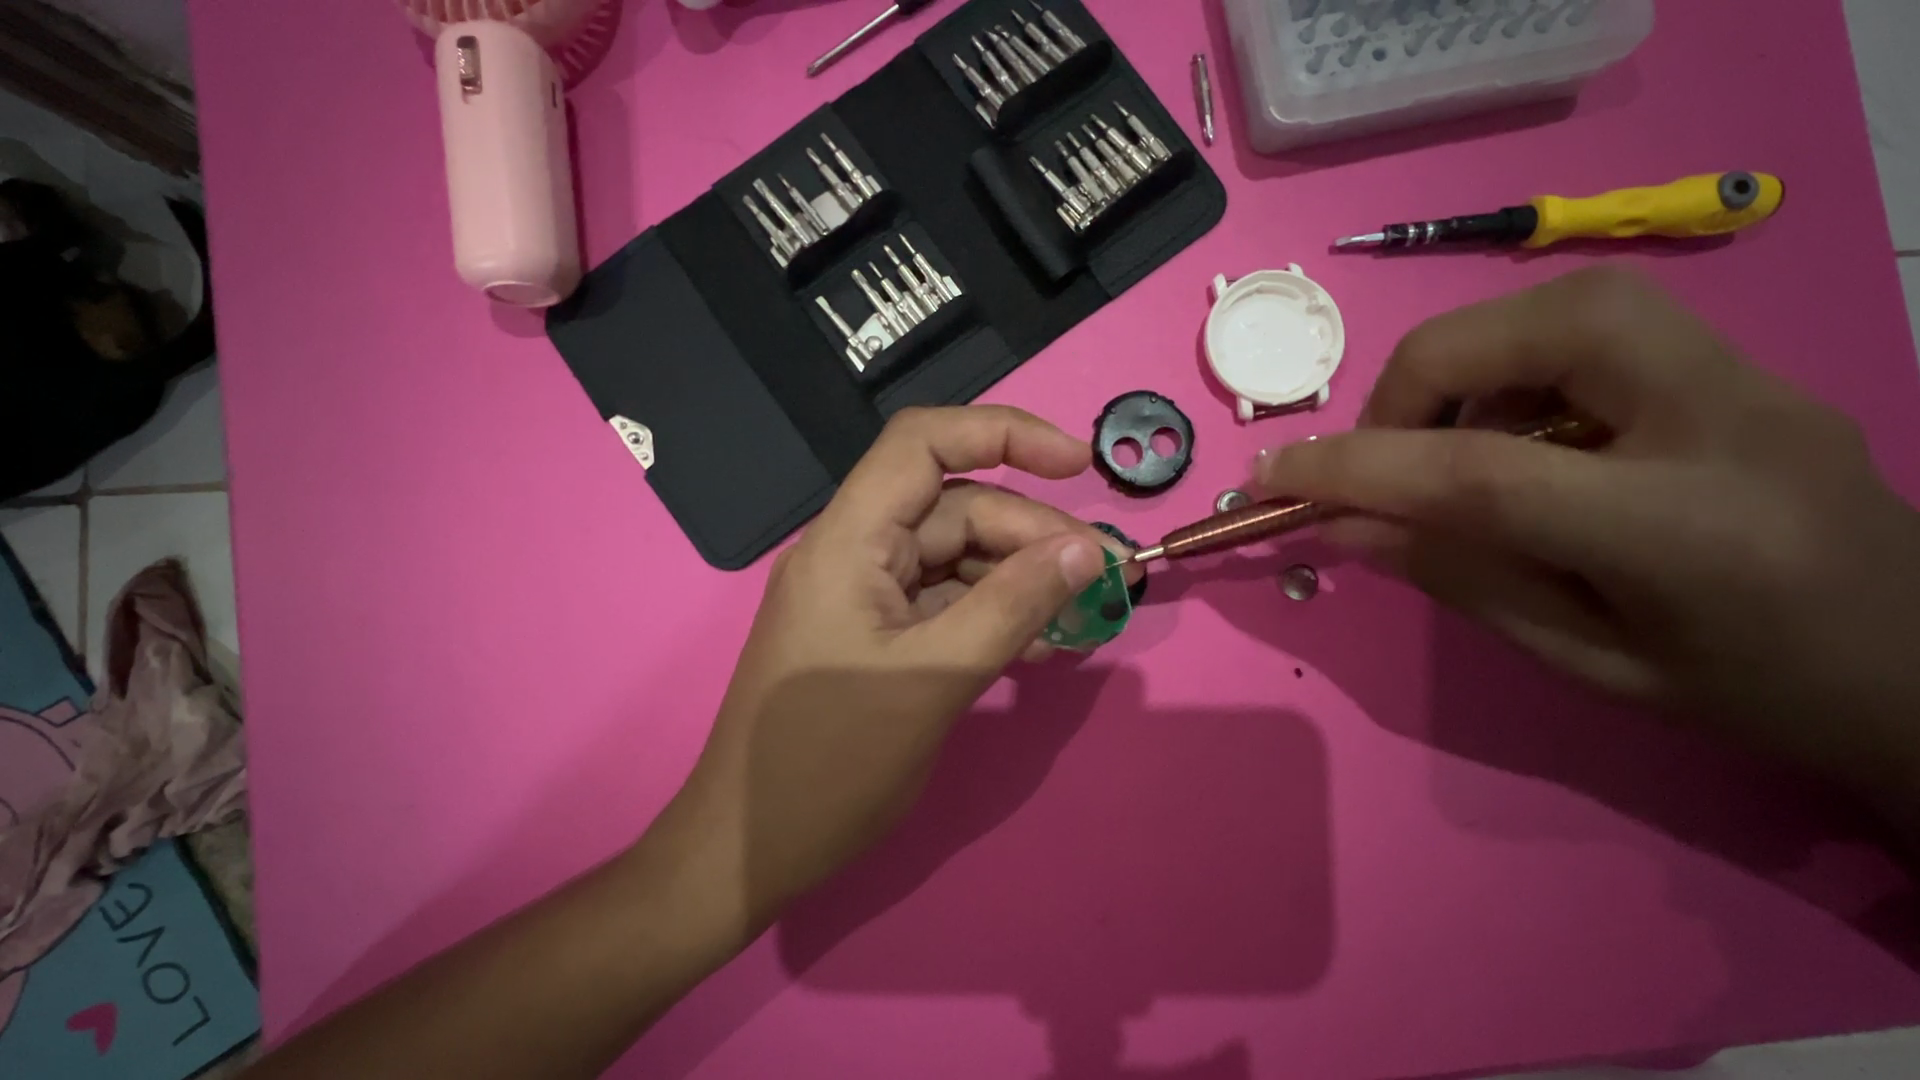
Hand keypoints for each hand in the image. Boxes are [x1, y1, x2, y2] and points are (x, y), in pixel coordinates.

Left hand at [680, 405, 1132, 930]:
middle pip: (956, 509)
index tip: (1077, 465)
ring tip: (1084, 618)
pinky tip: (1042, 647)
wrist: (752, 846)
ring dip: (1021, 580)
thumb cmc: (833, 761)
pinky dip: (994, 616)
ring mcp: (864, 598)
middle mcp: (854, 553)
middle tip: (1106, 579)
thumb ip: (1012, 607)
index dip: (1004, 434)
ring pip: (957, 560)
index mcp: (849, 541)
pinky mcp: (875, 639)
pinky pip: (945, 606)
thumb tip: (1085, 551)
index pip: (924, 444)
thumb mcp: (935, 679)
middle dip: (1033, 535)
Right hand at [1252, 267, 1919, 815]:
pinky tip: (1513, 432)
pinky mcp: (1743, 365)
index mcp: (1684, 533)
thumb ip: (1461, 579)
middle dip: (1425, 375)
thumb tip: (1346, 524)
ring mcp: (1751, 378)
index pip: (1481, 472)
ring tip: (1442, 439)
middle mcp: (1728, 423)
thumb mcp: (1586, 664)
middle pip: (1546, 328)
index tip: (1271, 476)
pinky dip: (1518, 363)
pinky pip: (1600, 326)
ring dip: (1472, 359)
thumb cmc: (1752, 696)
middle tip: (1386, 449)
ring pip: (1572, 302)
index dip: (1356, 466)